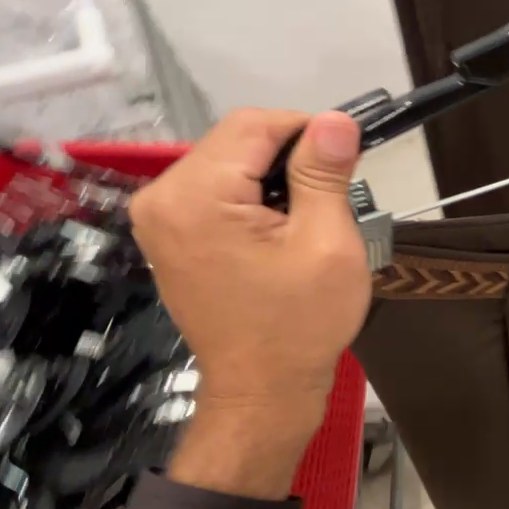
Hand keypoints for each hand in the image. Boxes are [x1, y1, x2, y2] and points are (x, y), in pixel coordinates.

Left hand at [131, 109, 369, 497]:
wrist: (263, 388)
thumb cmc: (301, 322)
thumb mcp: (328, 244)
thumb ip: (325, 176)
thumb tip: (336, 120)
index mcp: (197, 195)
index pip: (253, 125)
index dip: (308, 130)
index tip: (349, 157)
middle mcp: (161, 196)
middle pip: (235, 143)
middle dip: (290, 158)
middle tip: (336, 197)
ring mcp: (158, 218)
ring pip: (226, 166)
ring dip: (273, 180)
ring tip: (311, 220)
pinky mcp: (169, 237)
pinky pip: (214, 194)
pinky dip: (252, 200)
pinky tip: (281, 234)